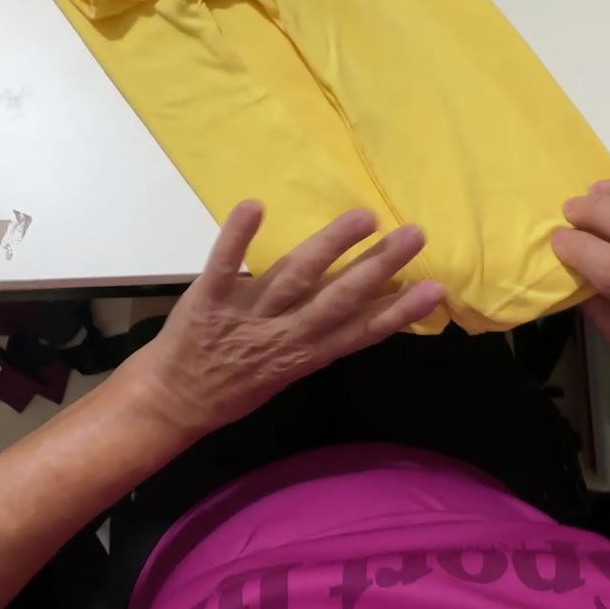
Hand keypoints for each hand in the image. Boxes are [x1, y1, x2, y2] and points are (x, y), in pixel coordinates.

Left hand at [122, 201, 445, 435]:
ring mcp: (246, 318)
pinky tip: (255, 207)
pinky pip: (224, 267)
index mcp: (305, 354)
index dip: (399, 312)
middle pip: (336, 300)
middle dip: (377, 268)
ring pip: (295, 279)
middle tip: (415, 234)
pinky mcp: (209, 303)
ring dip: (331, 247)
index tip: (435, 288)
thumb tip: (360, 302)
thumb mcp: (287, 372)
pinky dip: (238, 239)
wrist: (174, 402)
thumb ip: (319, 337)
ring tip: (365, 217)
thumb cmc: (235, 386)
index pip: (359, 332)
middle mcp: (283, 336)